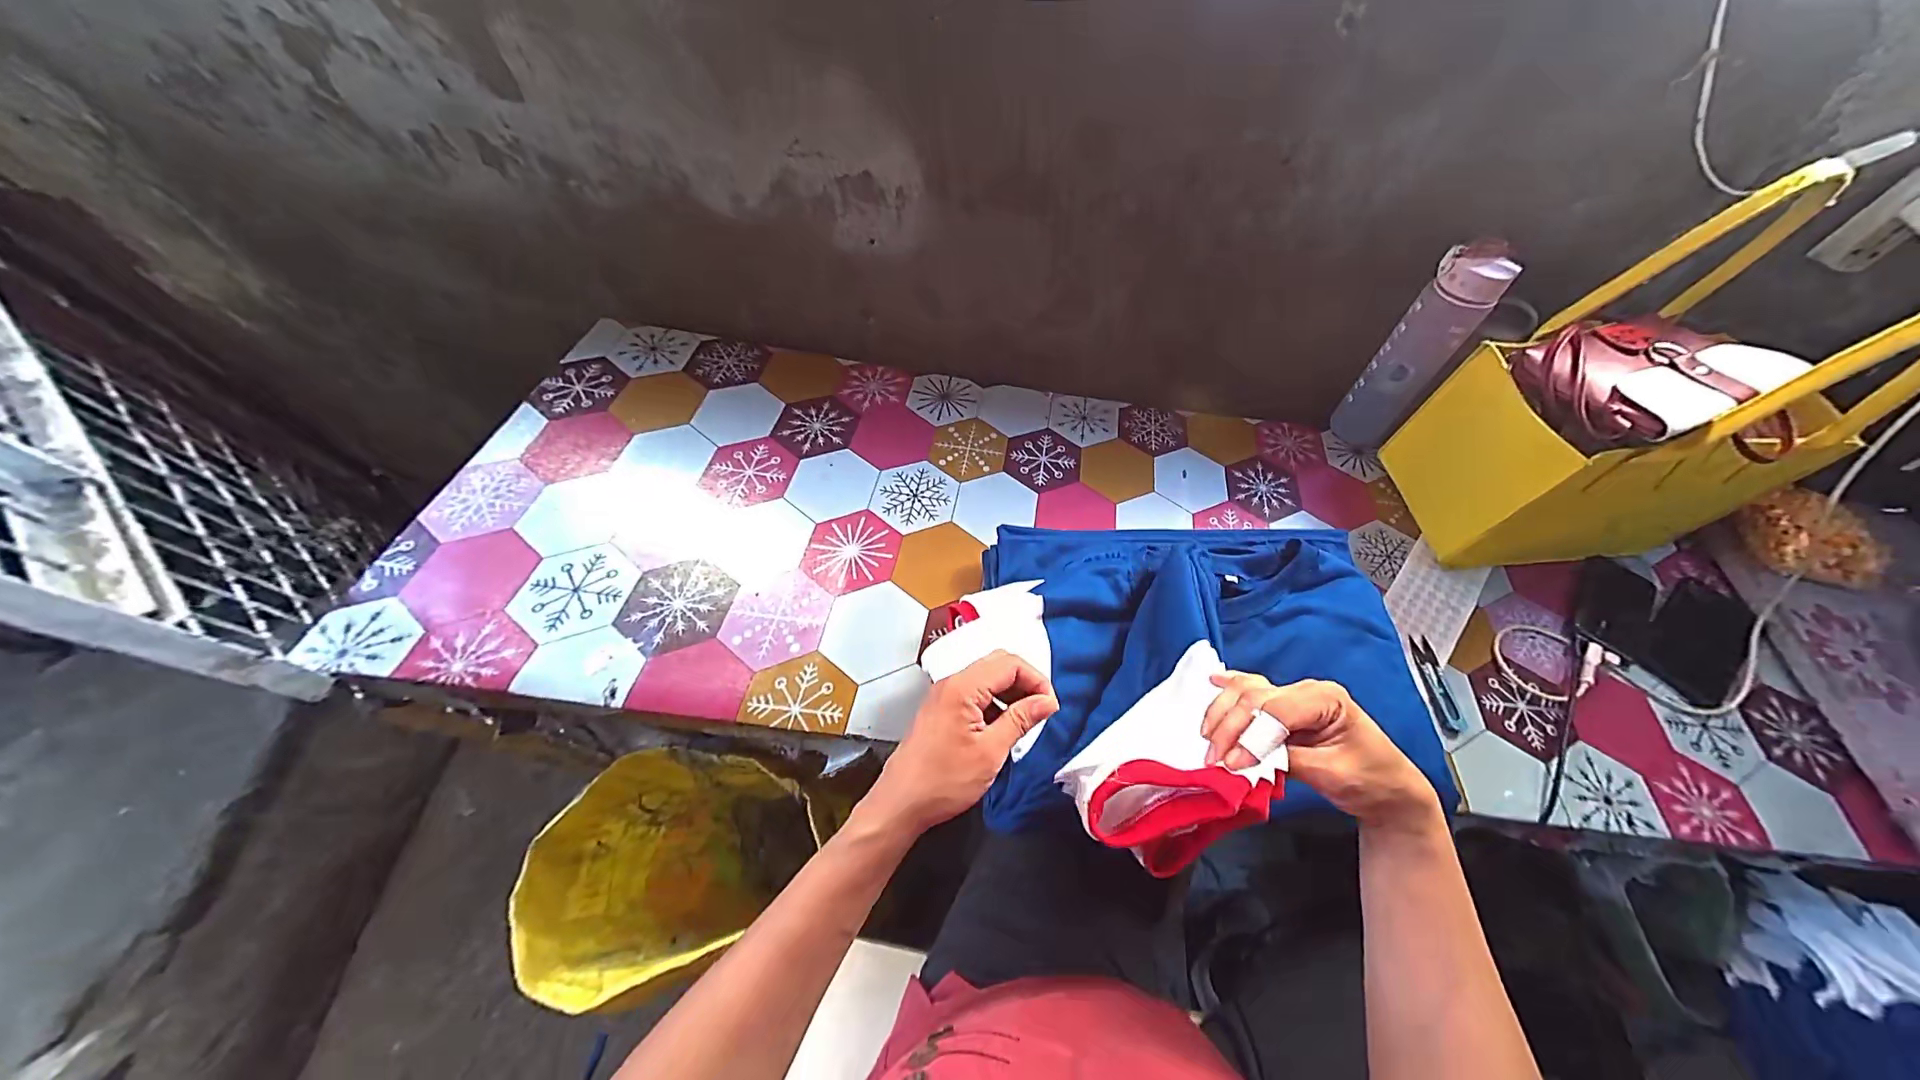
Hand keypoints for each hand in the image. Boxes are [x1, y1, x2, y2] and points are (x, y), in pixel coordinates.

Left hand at [857, 650, 1058, 837]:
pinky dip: (995, 704)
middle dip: (1026, 683)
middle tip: (1041, 709)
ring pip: (988, 679)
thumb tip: (1044, 702)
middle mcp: (950, 685)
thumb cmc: (937, 782)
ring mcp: (944, 696)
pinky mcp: (943, 710)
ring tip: (1024, 722)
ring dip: (1011, 694)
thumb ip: (1021, 720)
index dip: (1036, 680)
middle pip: (999, 665)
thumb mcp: (991, 752)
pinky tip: (1003, 728)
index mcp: (962, 688)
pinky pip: (975, 694)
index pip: (1010, 664)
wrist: (902, 802)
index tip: (1048, 703)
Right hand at [1203, 672, 1438, 830]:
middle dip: (1228, 726)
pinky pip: (1251, 691)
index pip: (1275, 710)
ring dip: (1222, 714)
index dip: (1249, 735)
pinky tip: (1214, 682)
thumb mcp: (1332, 774)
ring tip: (1208, 739)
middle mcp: (1306, 690)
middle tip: (1213, 759)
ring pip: (1246, 691)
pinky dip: (1230, 689)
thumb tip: (1242, 759)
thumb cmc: (1371, 781)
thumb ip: (1287, 760)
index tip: (1231, 763)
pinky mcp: (1284, 707)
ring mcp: (1293, 695)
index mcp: (1326, 699)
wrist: (1390, 790)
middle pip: (1254, 697)